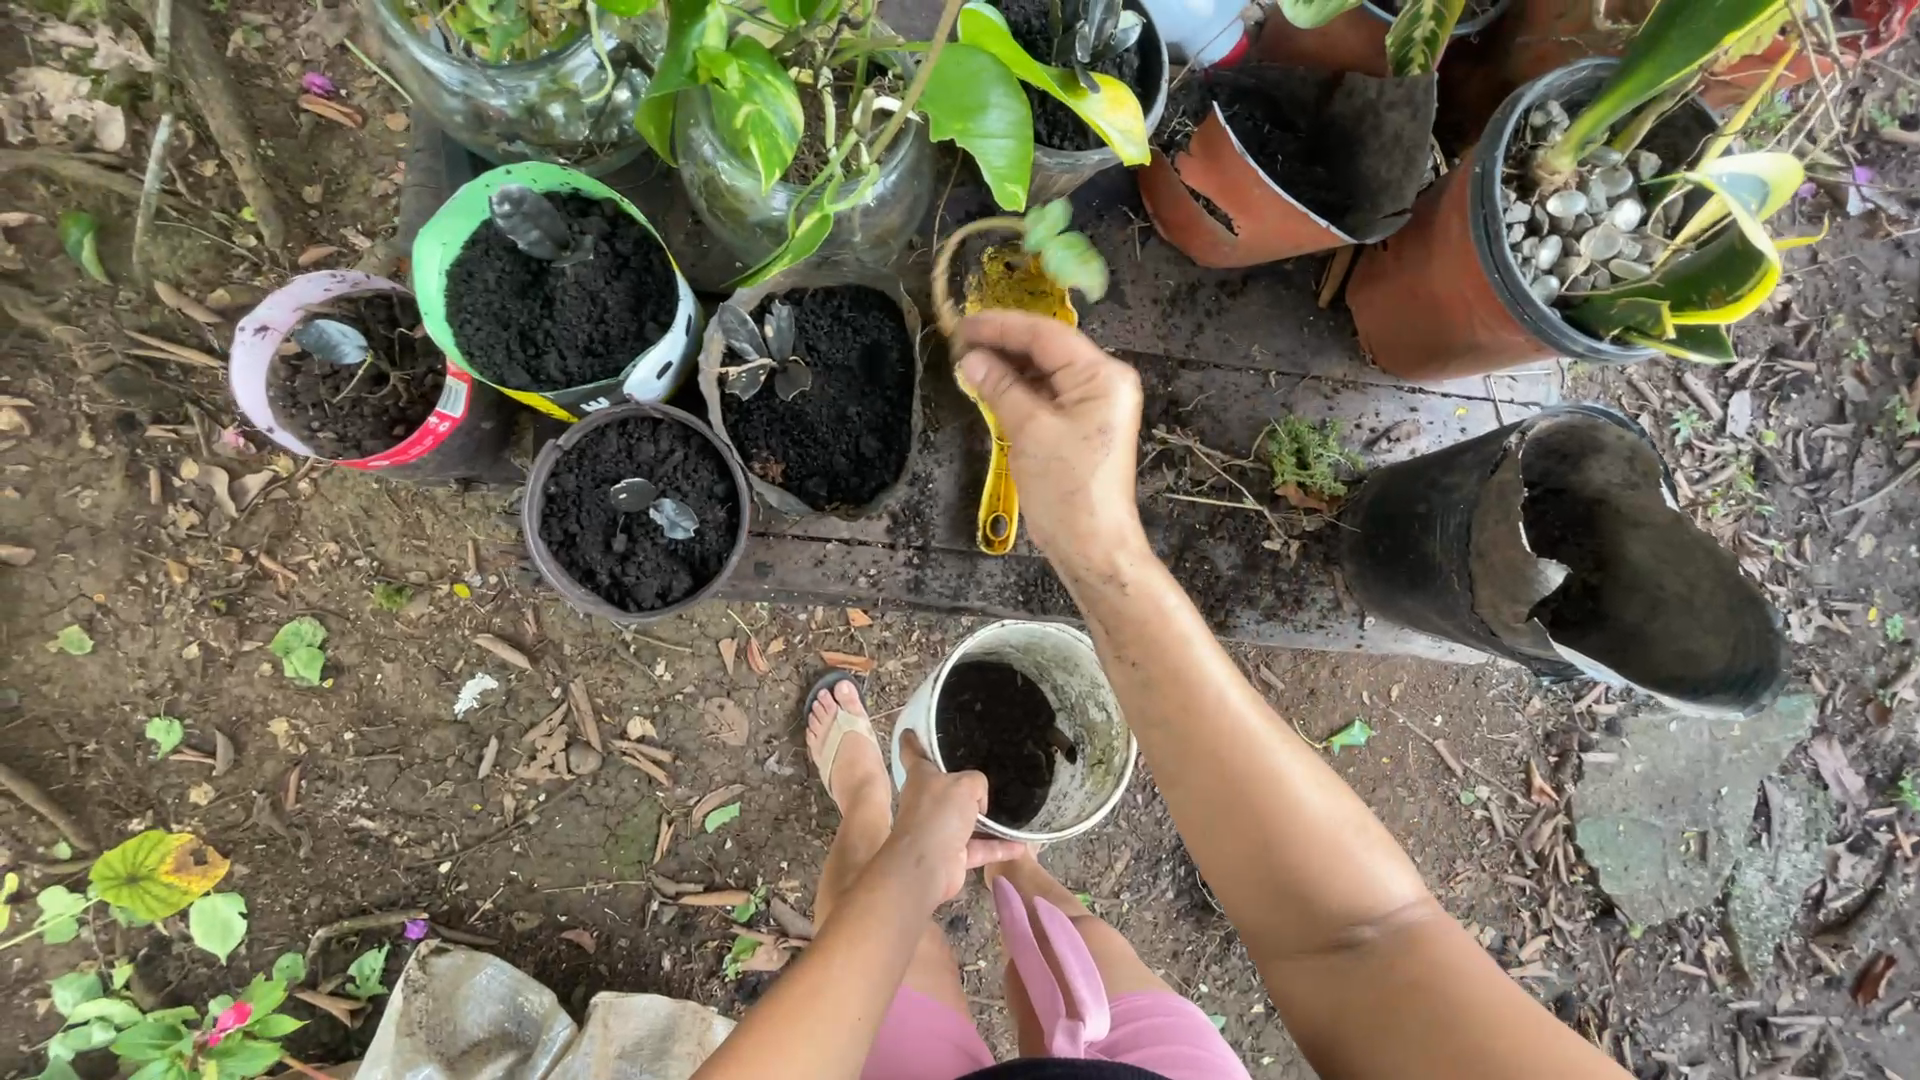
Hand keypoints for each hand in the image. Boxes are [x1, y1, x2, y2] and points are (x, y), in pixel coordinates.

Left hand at [874, 731, 1026, 912]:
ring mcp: (939, 830)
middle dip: (960, 783)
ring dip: (987, 821)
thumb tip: (978, 801)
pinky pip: (979, 847)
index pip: (912, 752)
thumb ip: (976, 782)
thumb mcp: (965, 784)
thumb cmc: (939, 814)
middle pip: (943, 787)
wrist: (926, 865)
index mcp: (921, 777)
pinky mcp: (951, 855)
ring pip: (966, 820)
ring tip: (1010, 813)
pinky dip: (998, 847)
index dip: (911, 740)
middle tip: (983, 774)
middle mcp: (927, 801)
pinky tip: (1020, 846)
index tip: (909, 730)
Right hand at [955, 311, 1146, 577]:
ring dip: (1009, 367)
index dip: (1001, 326)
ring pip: (1046, 372)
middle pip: (1048, 349)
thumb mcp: (1029, 431)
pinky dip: (1020, 390)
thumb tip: (970, 359)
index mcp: (1102, 376)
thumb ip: (1000, 388)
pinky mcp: (1082, 424)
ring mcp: (1095, 404)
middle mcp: (1105, 382)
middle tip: (960, 342)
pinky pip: (1048, 395)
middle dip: (1004, 344)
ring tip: (969, 362)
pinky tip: (991, 386)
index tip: (963, 324)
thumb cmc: (1065, 488)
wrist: (1090, 543)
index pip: (1046, 335)